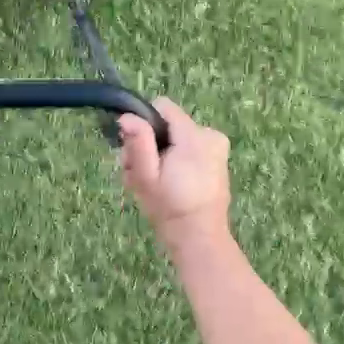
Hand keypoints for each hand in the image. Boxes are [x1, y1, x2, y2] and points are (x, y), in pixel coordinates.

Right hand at [118, 98, 231, 237]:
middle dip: (149, 144)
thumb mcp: (145, 176)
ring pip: (175, 137)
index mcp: (194, 136)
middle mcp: (210, 135)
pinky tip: (167, 182)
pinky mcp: (216, 159)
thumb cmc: (169, 207)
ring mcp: (216, 148)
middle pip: (167, 124)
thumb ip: (138, 142)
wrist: (198, 237)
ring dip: (159, 154)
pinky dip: (173, 160)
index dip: (143, 123)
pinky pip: (187, 147)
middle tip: (138, 172)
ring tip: (151, 181)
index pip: (162, 106)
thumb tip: (126, 115)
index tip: (135, 149)